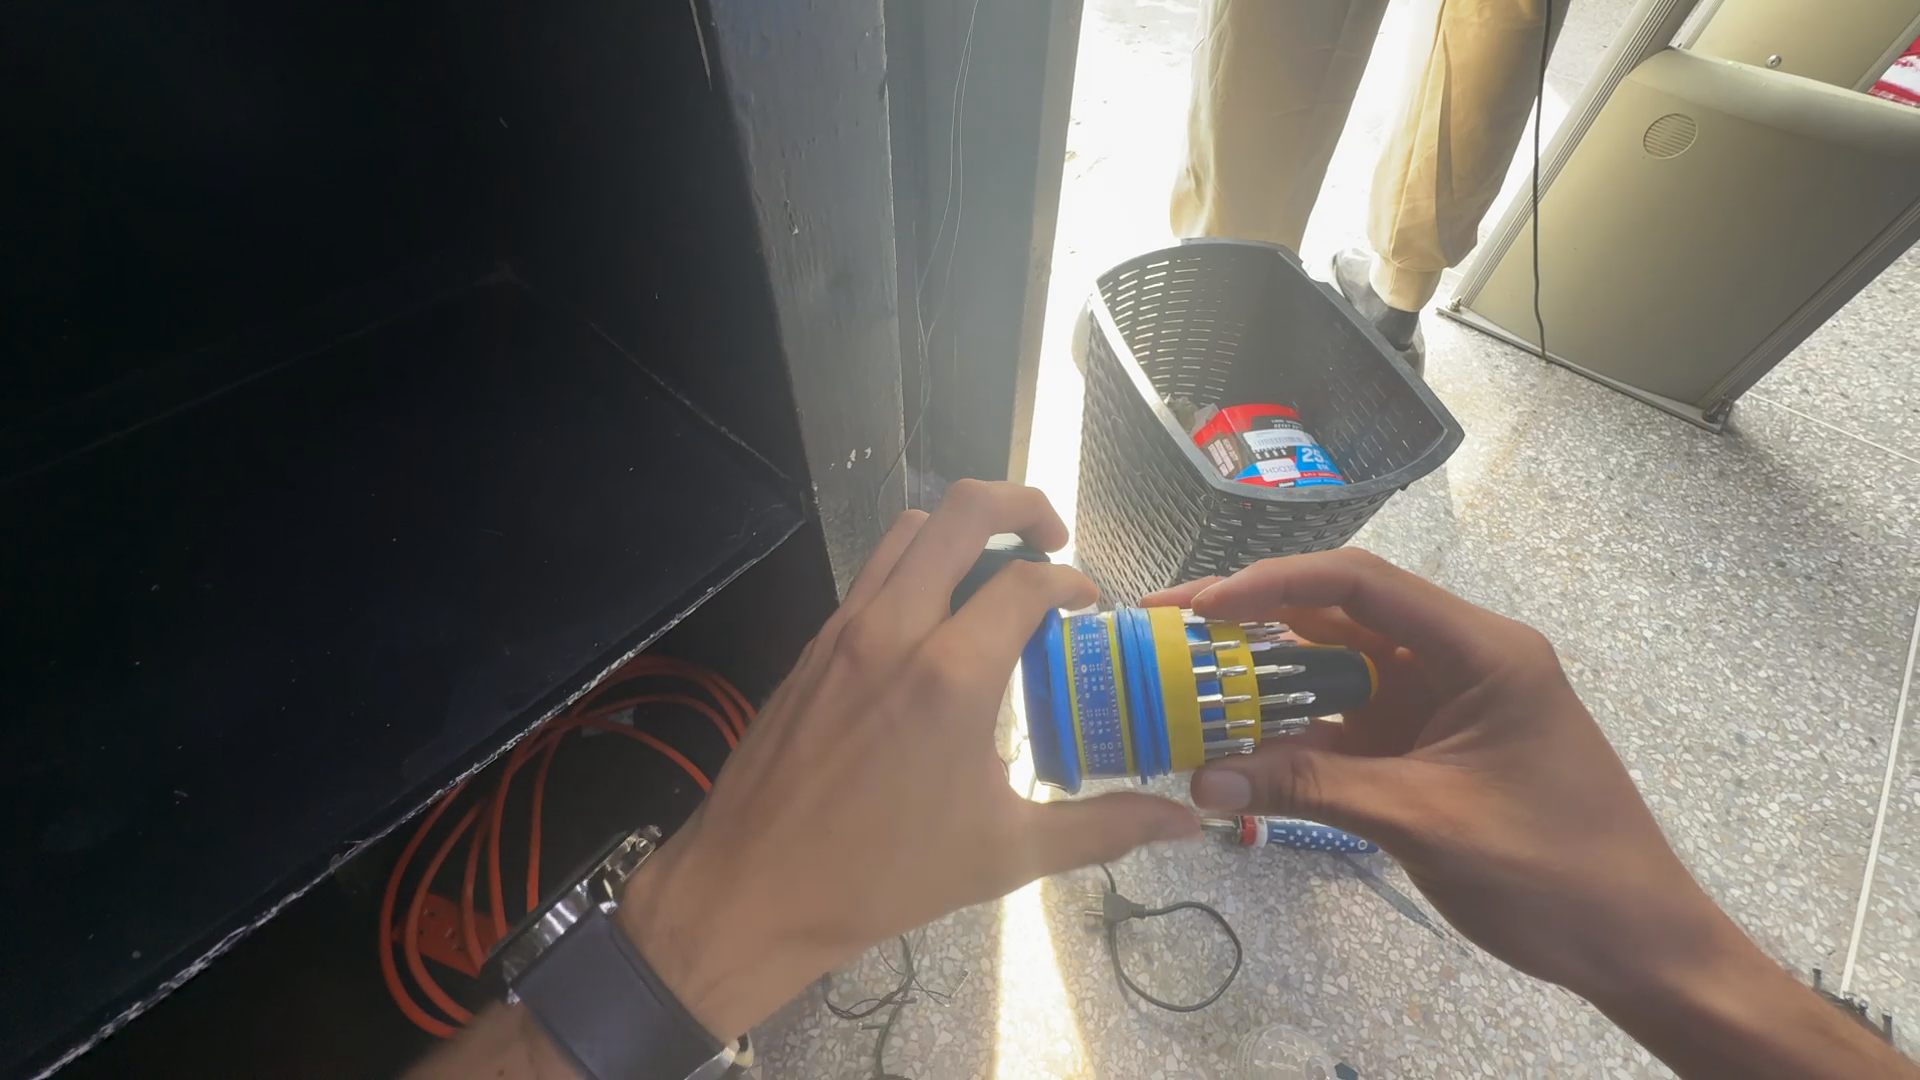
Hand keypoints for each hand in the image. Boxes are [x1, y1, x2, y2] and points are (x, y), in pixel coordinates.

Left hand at [623, 481, 1197, 1037]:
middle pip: (963, 510)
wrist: (751, 890)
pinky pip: (873, 570)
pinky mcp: (816, 640)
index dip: (1071, 584)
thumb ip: (1104, 827)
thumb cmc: (884, 876)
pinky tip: (934, 618)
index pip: (1027, 584)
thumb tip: (1183, 823)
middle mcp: (896, 628)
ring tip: (994, 567)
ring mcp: (847, 626)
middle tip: (1052, 538)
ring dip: (962, 528)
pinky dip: (917, 563)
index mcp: (951, 675)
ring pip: (910, 529)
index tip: (1087, 605)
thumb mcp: (1006, 852)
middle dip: (1022, 504)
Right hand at [1143, 549, 1736, 1006]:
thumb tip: (1202, 778)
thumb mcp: (1424, 821)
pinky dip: (1281, 718)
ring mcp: (1425, 695)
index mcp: (1476, 649)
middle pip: (1333, 610)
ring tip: (1184, 659)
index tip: (1205, 605)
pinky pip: (1332, 711)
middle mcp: (1447, 655)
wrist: (1638, 952)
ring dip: (1258, 662)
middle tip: (1171, 618)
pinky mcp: (1408, 736)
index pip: (1361, 584)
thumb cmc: (1556, 875)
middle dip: (1249, 610)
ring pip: (1325, 658)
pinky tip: (1230, 727)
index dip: (1275, 583)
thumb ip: (1309, 789)